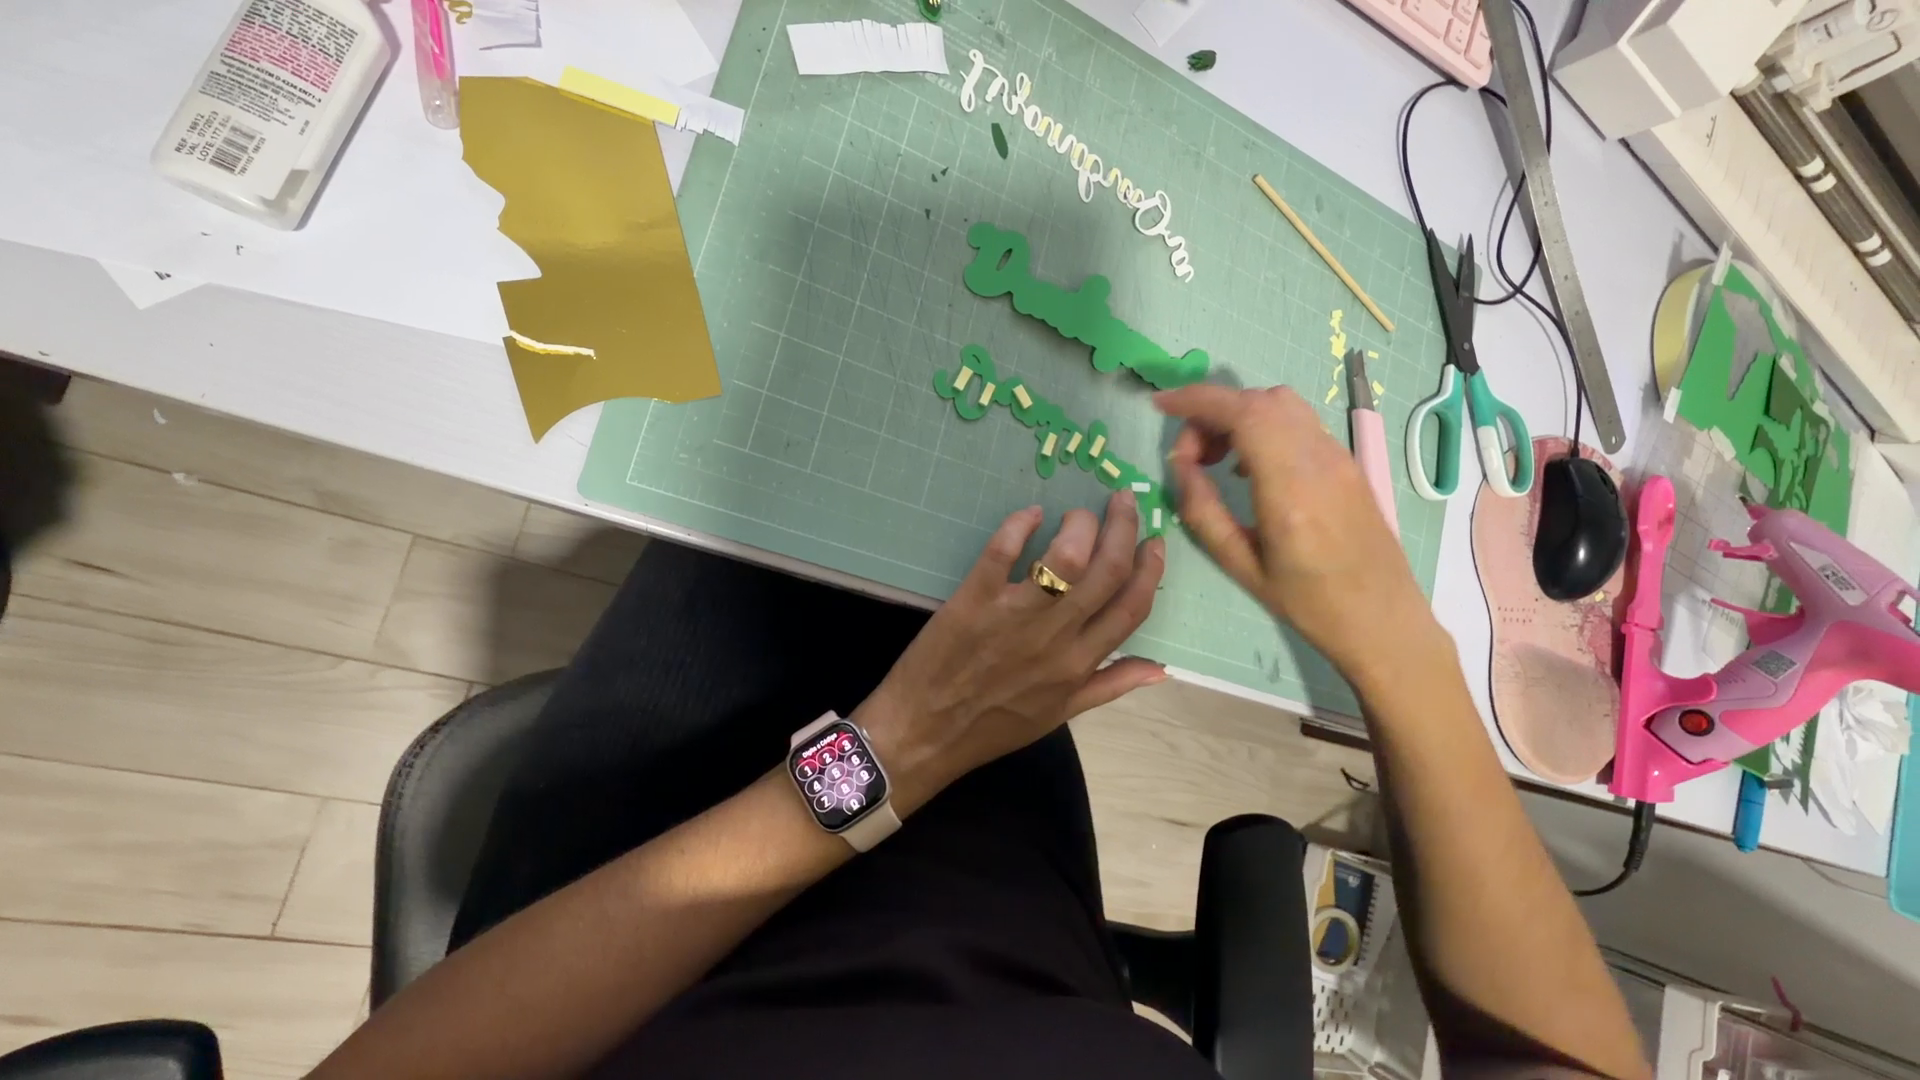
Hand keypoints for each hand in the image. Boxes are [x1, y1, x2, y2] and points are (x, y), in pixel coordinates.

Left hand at [854, 492, 1166, 814]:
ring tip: (1077, 513)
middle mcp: (1057, 636)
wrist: (925, 733)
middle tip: (1122, 501)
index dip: (1150, 568)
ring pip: (1067, 557)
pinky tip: (1029, 514)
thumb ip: (1110, 685)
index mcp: (1080, 663)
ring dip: (1080, 524)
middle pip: (1107, 570)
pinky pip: (1003, 552)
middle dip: (1123, 526)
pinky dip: (1019, 526)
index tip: (1153, 540)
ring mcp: (1016, 616)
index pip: (1132, 607)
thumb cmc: (992, 726)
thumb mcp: (1060, 714)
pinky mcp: (975, 600)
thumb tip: (1161, 668)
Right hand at [1154, 384, 1441, 683]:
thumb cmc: (1309, 603)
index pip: (1243, 413)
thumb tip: (1180, 466)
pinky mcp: (1347, 462)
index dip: (1197, 400)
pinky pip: (1299, 422)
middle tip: (1189, 454)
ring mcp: (1339, 457)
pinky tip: (1248, 467)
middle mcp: (1318, 460)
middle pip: (1259, 399)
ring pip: (1282, 404)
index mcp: (1289, 488)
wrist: (1383, 618)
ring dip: (1240, 415)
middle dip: (1213, 410)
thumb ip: (1203, 511)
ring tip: (1216, 459)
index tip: (1162, 406)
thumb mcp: (1241, 566)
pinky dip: (1263, 426)